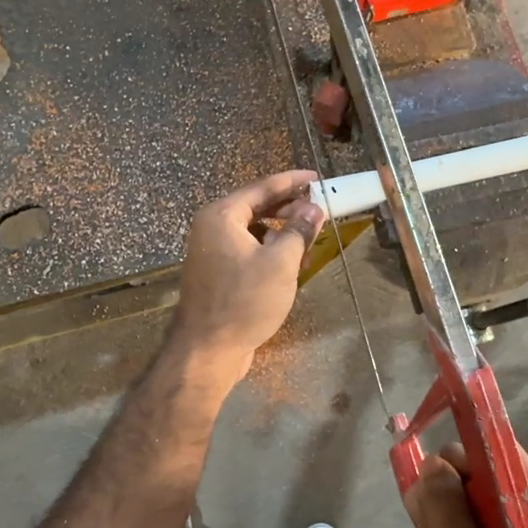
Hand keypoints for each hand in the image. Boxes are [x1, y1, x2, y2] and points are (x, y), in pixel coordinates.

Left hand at [169, 170, 325, 383]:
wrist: (208, 350)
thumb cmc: (245, 301)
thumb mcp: (281, 262)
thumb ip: (299, 230)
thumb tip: (314, 208)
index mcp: (221, 216)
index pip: (262, 187)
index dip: (292, 181)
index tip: (316, 178)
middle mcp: (211, 228)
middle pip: (256, 207)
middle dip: (289, 209)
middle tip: (319, 209)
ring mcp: (211, 252)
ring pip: (253, 231)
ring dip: (281, 234)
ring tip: (309, 242)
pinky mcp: (216, 274)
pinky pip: (247, 251)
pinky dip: (268, 253)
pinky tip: (290, 266)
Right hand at [404, 443, 527, 527]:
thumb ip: (445, 512)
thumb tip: (433, 462)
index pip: (497, 448)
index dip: (459, 457)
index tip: (432, 482)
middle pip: (483, 461)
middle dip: (448, 484)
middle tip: (430, 523)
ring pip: (474, 477)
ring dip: (447, 500)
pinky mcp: (518, 517)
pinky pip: (477, 494)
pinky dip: (456, 510)